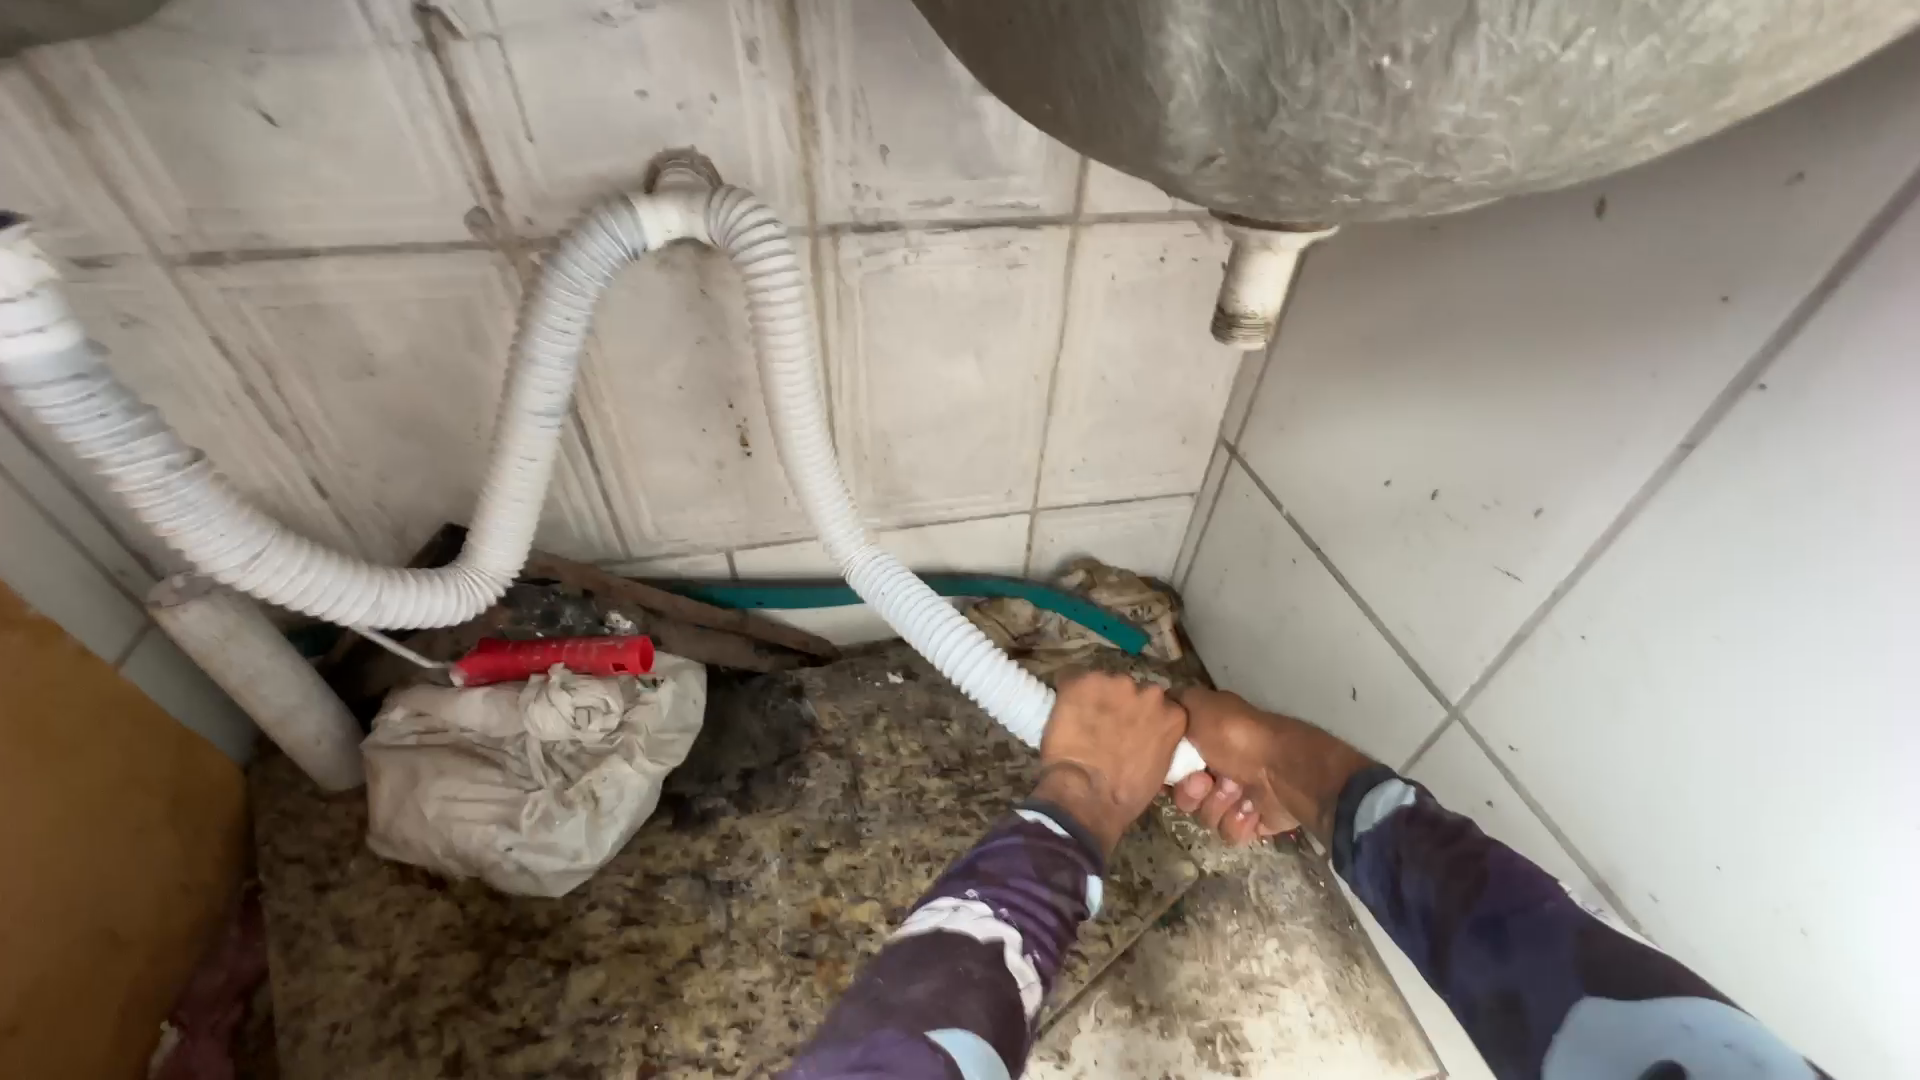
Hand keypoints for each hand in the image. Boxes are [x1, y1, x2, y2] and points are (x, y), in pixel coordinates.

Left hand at [1033, 671, 1187, 856]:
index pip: (1159, 704)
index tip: (1128, 726)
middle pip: (1130, 689)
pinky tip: (1062, 708)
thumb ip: (1156, 742)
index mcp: (1173, 715)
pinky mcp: (1084, 681)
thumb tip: (1142, 739)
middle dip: (1118, 703)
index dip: (1140, 714)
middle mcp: (1150, 692)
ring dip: (1094, 697)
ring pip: (1102, 683)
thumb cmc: (1125, 795)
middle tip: (1103, 725)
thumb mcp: (1157, 770)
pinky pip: (1071, 677)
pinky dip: (1067, 691)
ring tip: (1081, 719)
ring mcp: (1116, 683)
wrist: (1088, 794)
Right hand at [1172, 687, 1299, 845]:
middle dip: (1193, 792)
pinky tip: (1251, 807)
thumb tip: (1164, 702)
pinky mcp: (1254, 821)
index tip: (1177, 767)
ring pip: (1206, 816)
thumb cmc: (1236, 736)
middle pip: (1184, 794)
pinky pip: (1230, 833)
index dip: (1169, 770)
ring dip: (1219, 804)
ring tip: (1239, 791)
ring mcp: (1237, 797)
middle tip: (1208, 782)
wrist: (1283, 768)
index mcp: (1206, 742)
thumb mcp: (1198, 705)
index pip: (1172, 765)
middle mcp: (1219, 769)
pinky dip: (1239, 820)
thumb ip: (1176, 701)